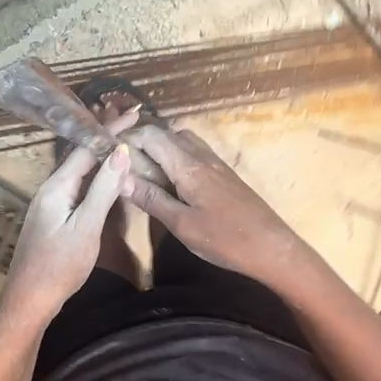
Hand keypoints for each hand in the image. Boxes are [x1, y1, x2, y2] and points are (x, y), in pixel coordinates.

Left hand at [0, 114, 135, 329]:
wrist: (30, 299)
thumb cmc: (59, 265)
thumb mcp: (86, 226)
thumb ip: (103, 189)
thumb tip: (120, 152)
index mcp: (57, 186)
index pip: (86, 148)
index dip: (111, 130)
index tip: (135, 114)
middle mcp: (51, 189)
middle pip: (82, 156)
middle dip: (107, 139)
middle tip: (134, 125)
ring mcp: (51, 204)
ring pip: (80, 173)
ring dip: (103, 159)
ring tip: (127, 146)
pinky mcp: (55, 218)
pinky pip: (79, 188)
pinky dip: (97, 179)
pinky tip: (110, 181)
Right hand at [120, 126, 309, 285]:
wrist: (271, 247)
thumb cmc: (225, 239)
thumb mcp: (182, 224)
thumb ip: (151, 199)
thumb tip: (119, 178)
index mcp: (188, 165)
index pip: (151, 134)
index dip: (128, 138)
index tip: (109, 154)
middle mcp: (201, 155)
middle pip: (166, 133)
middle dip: (142, 142)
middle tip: (123, 166)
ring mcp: (215, 162)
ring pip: (181, 140)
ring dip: (160, 149)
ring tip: (144, 174)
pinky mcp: (223, 173)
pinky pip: (193, 153)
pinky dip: (175, 158)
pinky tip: (170, 182)